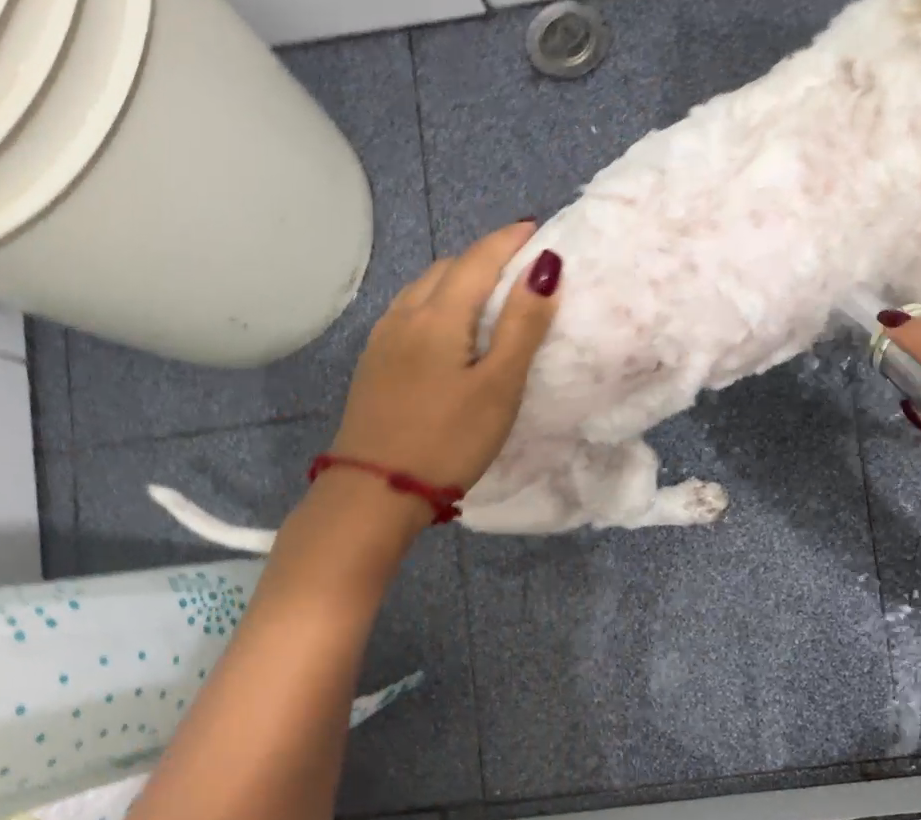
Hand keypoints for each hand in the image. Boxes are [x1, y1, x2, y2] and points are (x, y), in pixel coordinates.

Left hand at [329, 222, 561, 492]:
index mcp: (439, 316)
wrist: (376, 489)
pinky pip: (410, 314)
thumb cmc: (449, 439)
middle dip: (484, 257)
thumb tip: (545, 266)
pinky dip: (437, 304)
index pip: (478, 260)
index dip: (509, 240)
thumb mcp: (499, 386)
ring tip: (488, 294)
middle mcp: (405, 315)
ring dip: (458, 280)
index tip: (537, 230)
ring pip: (424, 290)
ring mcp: (383, 339)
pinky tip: (447, 329)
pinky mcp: (374, 364)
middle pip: (448, 268)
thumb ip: (523, 326)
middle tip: (519, 267)